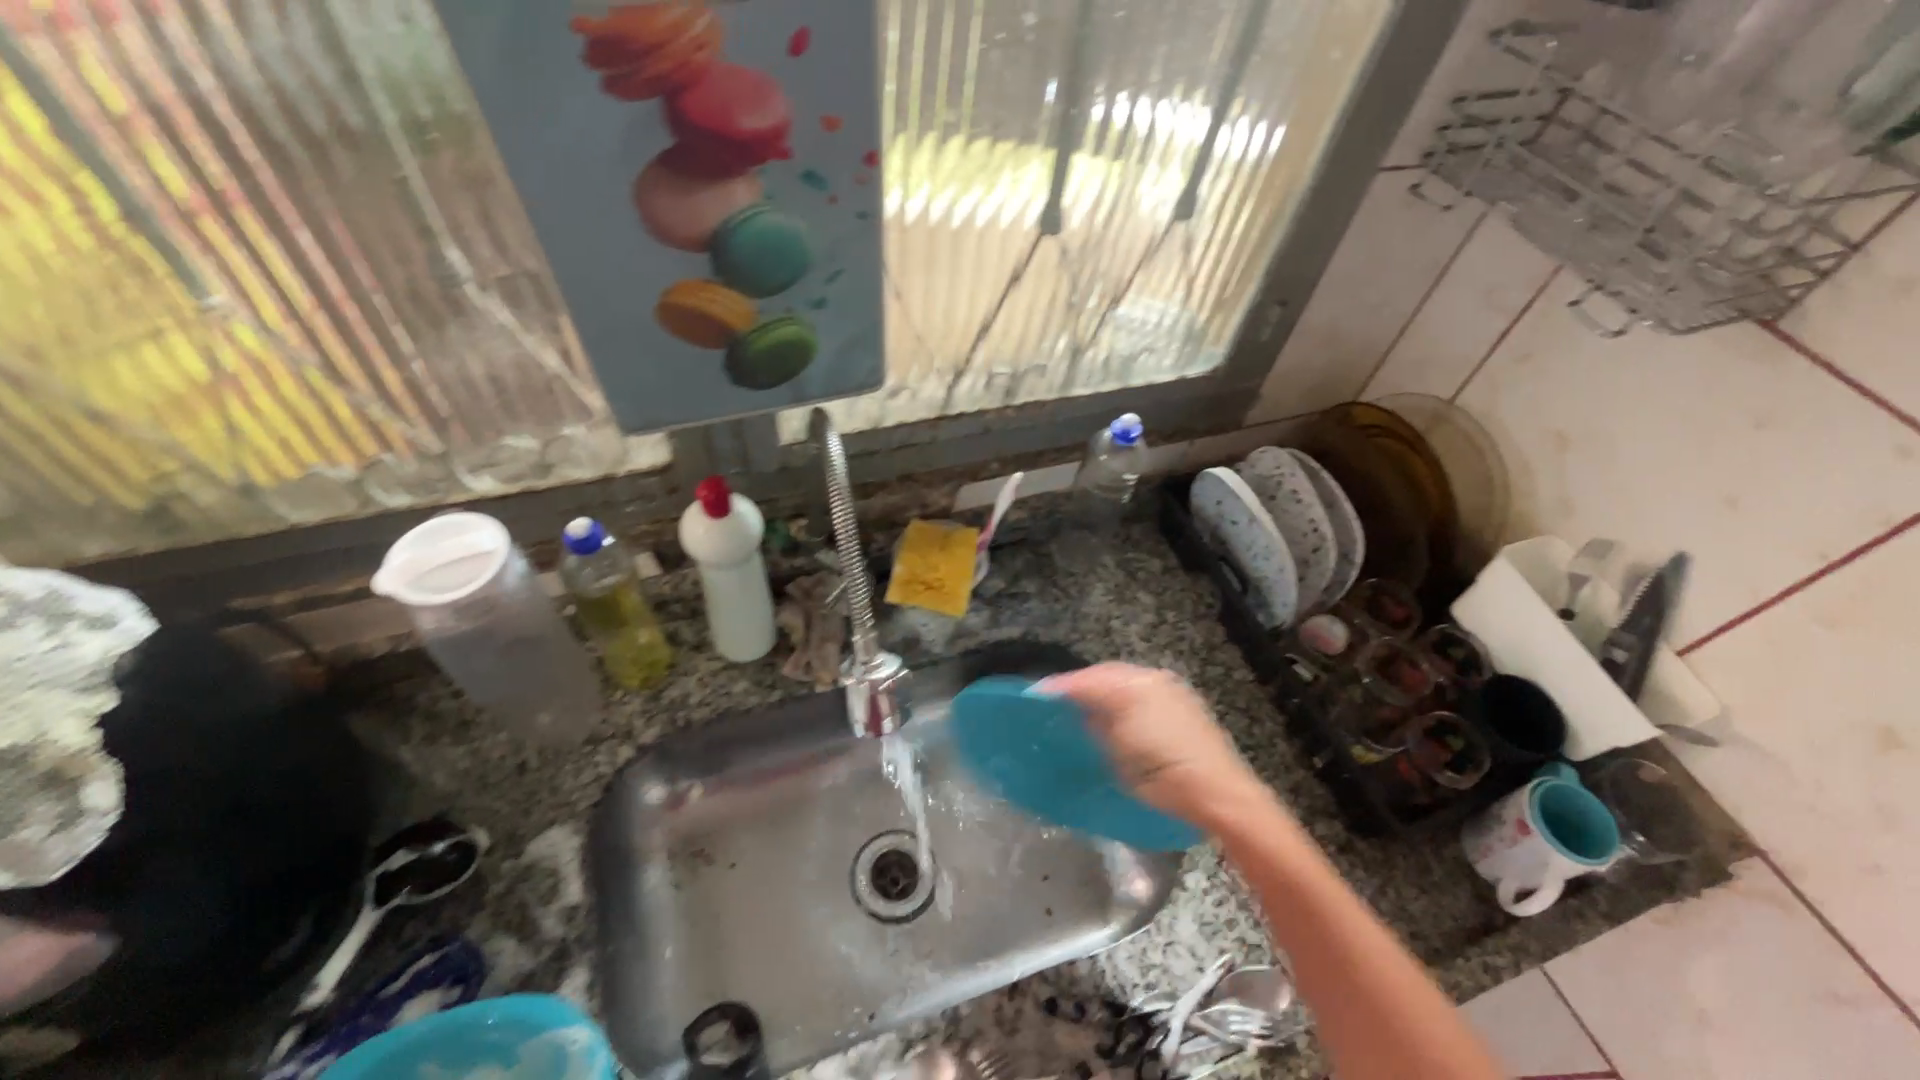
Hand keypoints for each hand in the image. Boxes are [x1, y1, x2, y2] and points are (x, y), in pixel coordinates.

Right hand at [1038, 663, 1267, 828]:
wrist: (1218, 792)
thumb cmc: (1164, 775)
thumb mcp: (1117, 754)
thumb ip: (1095, 723)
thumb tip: (1079, 711)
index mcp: (1133, 686)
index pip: (1087, 679)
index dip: (1060, 687)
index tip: (1036, 697)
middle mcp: (1152, 679)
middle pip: (1106, 675)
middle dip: (1081, 686)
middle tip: (1056, 702)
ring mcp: (1171, 690)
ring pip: (1125, 682)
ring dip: (1103, 691)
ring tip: (1082, 709)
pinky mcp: (1184, 703)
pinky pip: (1144, 691)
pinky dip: (1124, 699)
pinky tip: (1116, 717)